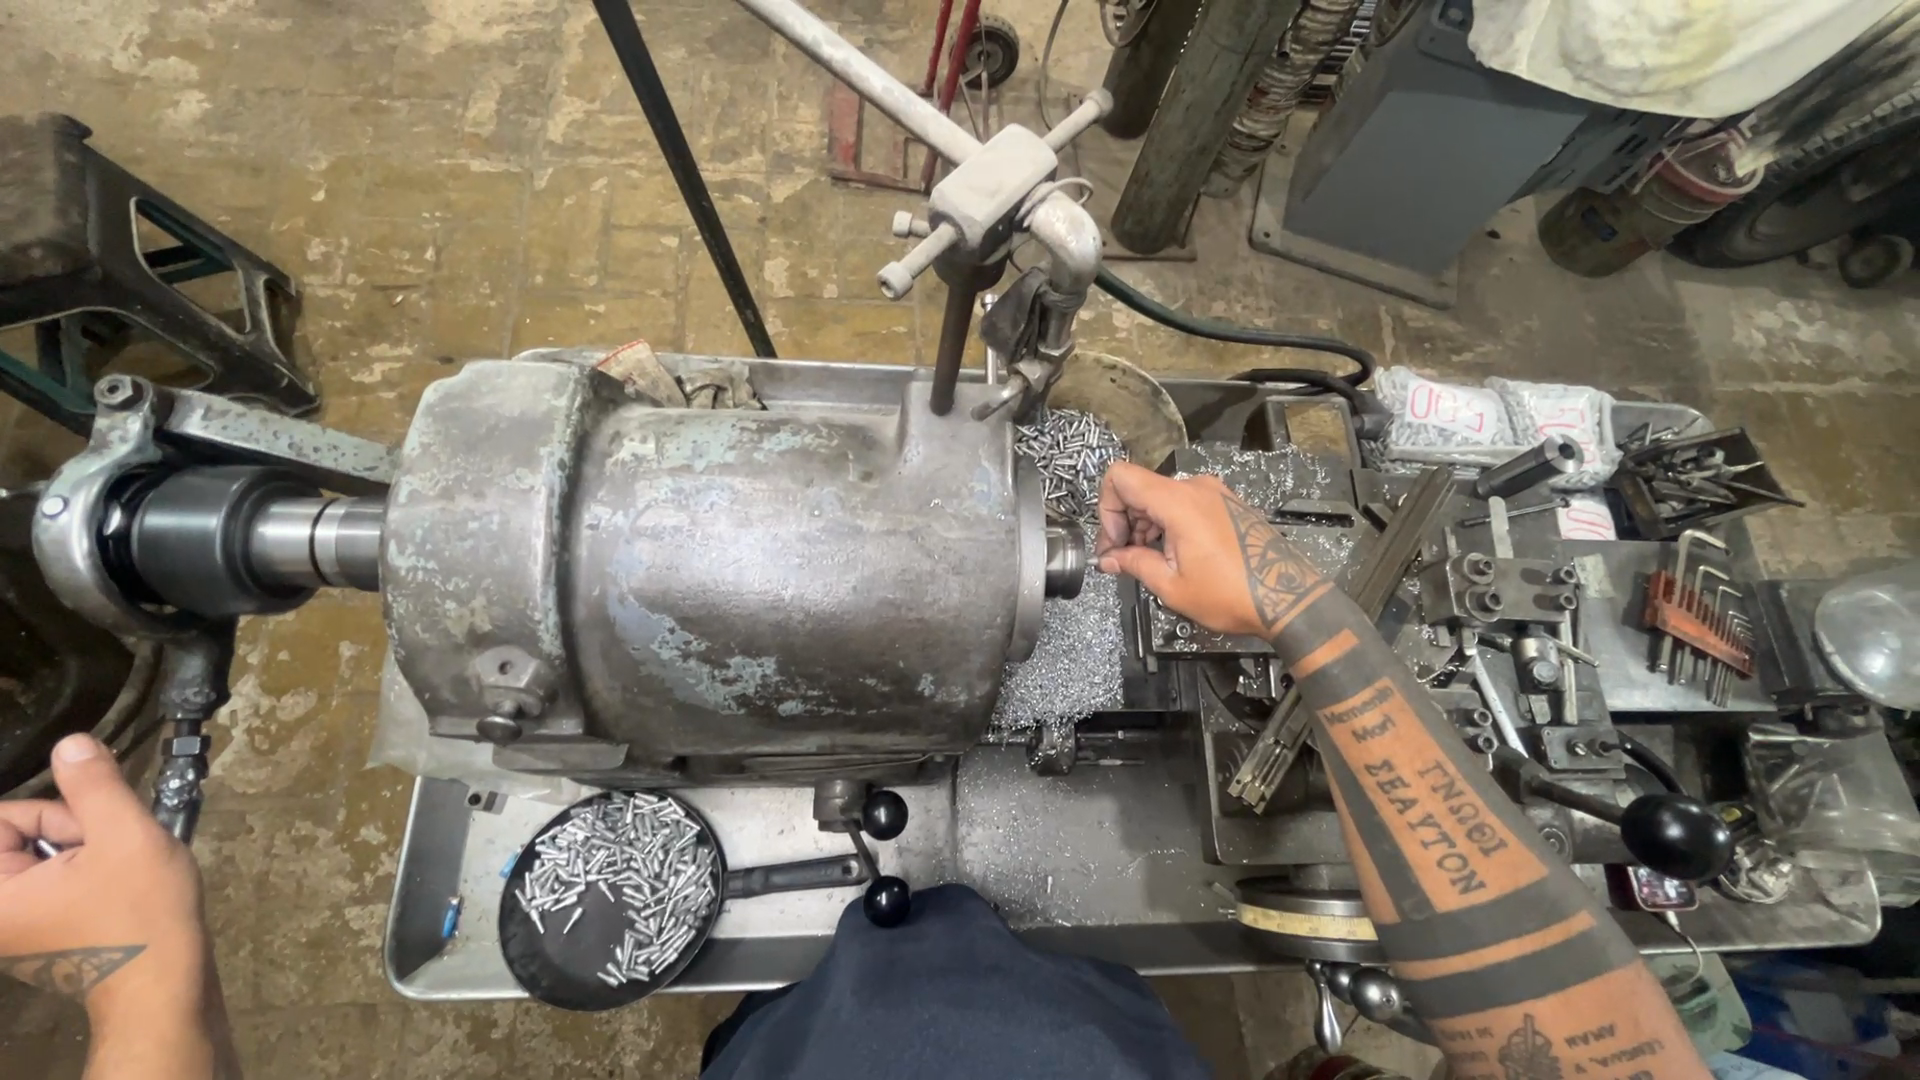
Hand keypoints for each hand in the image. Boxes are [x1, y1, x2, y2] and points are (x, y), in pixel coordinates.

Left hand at [0, 735, 208, 1027]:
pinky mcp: (24, 936)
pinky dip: (80, 876)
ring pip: (34, 860)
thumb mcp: (127, 835)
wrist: (159, 974)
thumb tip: (70, 744)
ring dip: (82, 854)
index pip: (2, 818)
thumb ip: (95, 787)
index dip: (59, 814)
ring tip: (119, 873)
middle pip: (15, 839)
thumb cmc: (140, 906)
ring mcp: (5, 926)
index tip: (98, 836)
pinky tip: (112, 891)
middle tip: (114, 855)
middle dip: (74, 834)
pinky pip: (43, 885)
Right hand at [1095, 461, 1322, 639]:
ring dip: (1145, 525)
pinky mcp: (1226, 505)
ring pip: (1161, 497)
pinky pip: (1184, 504)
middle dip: (1123, 522)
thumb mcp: (1172, 586)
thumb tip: (1109, 559)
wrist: (1289, 598)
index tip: (1113, 543)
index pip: (1121, 477)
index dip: (1106, 509)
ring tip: (1148, 560)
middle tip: (1121, 558)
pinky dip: (1168, 524)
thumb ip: (1134, 564)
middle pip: (1139, 488)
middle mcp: (1196, 489)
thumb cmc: (1233, 594)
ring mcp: (1214, 494)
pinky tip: (1172, 554)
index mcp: (1178, 502)